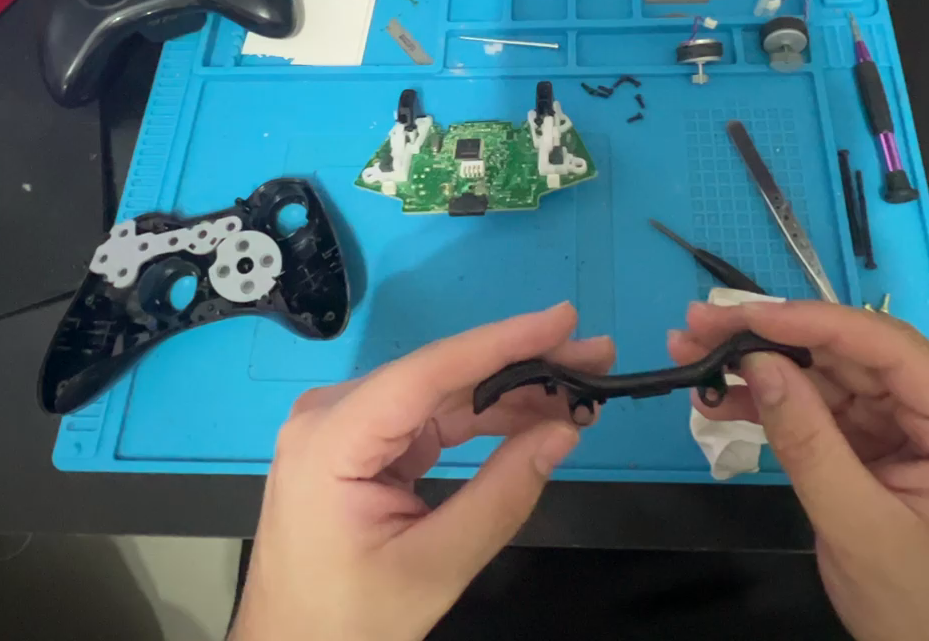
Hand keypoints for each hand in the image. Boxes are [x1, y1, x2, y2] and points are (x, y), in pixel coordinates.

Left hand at [231, 303, 613, 640]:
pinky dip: (488, 416)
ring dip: (513, 390)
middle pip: (444, 375)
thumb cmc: (347, 625)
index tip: (564, 318)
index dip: (503, 340)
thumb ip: (502, 495)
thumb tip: (564, 431)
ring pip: (446, 391)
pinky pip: (435, 416)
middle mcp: (337, 411)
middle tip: (594, 357)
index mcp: (334, 437)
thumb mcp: (432, 568)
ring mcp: (350, 423)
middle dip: (523, 364)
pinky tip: (537, 413)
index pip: (432, 371)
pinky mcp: (367, 440)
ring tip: (580, 388)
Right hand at [671, 301, 928, 640]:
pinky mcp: (872, 433)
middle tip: (699, 324)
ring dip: (757, 358)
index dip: (814, 322)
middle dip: (770, 335)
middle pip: (847, 349)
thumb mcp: (860, 530)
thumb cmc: (918, 609)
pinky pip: (814, 400)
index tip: (745, 314)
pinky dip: (765, 395)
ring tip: (692, 351)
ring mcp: (903, 418)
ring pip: (823, 367)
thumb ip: (808, 443)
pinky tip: (718, 394)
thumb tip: (757, 363)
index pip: (890, 348)